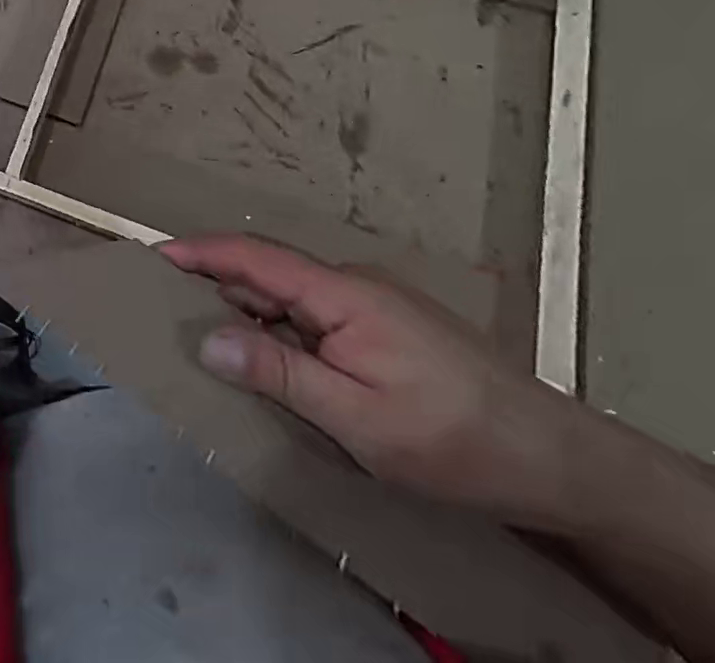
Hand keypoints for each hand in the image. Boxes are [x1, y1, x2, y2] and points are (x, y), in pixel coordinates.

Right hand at [159, 233, 596, 530]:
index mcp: (344, 295)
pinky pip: (311, 314)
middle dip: (212, 283)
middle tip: (164, 307)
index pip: (255, 257)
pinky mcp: (383, 325)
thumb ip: (280, 373)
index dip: (199, 252)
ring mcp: (372, 304)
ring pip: (288, 295)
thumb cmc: (457, 441)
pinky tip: (264, 357)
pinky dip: (274, 327)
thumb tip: (208, 339)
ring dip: (243, 309)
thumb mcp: (358, 418)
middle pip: (266, 272)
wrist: (561, 460)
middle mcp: (354, 286)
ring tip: (203, 336)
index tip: (153, 256)